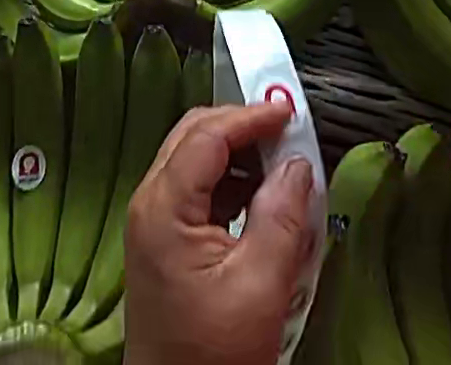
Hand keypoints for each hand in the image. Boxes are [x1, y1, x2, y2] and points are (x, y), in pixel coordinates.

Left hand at [122, 103, 316, 364]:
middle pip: (194, 136)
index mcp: (164, 206)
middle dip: (240, 127)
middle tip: (286, 130)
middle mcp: (151, 200)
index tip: (287, 110)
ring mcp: (154, 217)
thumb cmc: (213, 355)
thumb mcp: (259, 290)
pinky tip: (262, 196)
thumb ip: (281, 220)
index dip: (247, 117)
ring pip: (195, 157)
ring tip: (281, 162)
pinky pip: (197, 187)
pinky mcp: (165, 235)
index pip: (205, 135)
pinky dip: (231, 180)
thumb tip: (298, 165)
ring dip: (237, 152)